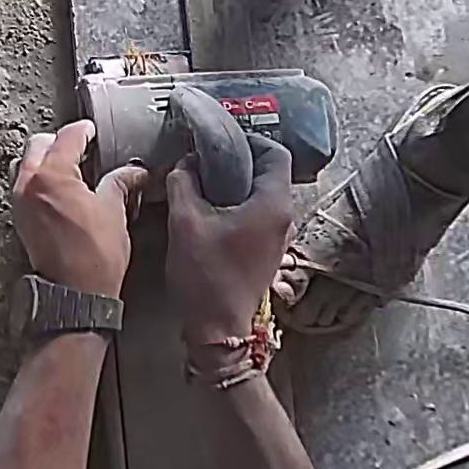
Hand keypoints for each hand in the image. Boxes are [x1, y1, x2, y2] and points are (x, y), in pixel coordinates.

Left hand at [11, 120, 149, 297]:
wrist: (76, 293)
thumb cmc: (94, 255)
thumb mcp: (114, 210)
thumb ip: (120, 182)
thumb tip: (133, 173)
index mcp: (52, 175)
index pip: (67, 137)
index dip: (84, 131)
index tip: (92, 131)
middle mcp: (28, 184)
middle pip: (38, 145)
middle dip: (60, 142)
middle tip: (83, 148)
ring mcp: (20, 202)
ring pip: (25, 165)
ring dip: (44, 160)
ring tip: (69, 169)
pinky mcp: (20, 219)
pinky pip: (23, 187)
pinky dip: (38, 180)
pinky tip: (59, 191)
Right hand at [165, 135, 294, 347]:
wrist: (218, 329)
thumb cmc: (205, 274)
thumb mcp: (184, 221)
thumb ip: (183, 183)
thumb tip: (186, 163)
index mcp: (273, 204)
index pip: (274, 152)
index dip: (248, 139)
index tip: (218, 141)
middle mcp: (284, 218)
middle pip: (267, 173)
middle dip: (236, 162)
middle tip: (203, 161)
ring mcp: (278, 238)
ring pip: (259, 196)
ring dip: (233, 186)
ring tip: (201, 186)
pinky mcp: (266, 252)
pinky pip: (255, 217)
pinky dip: (235, 207)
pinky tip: (208, 213)